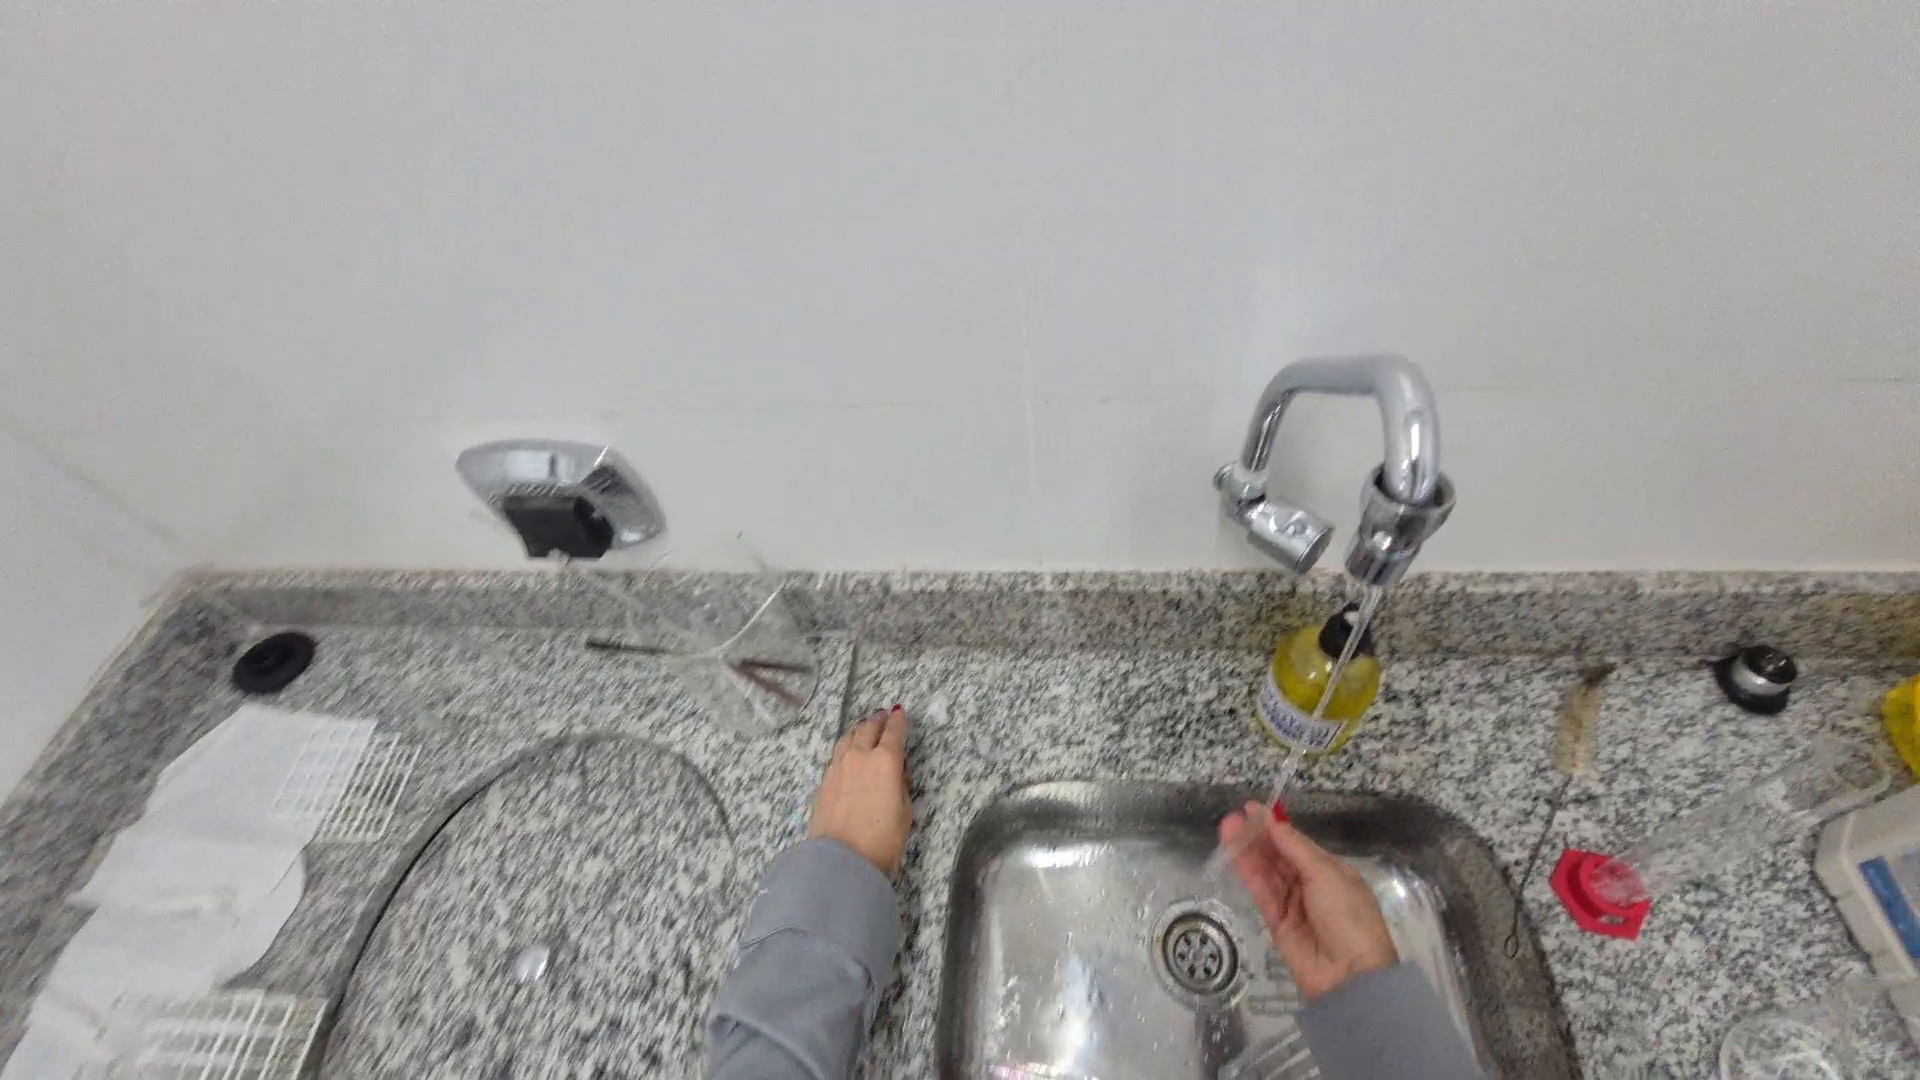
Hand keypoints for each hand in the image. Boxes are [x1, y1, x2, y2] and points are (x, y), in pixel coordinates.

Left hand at [809, 706, 912, 876]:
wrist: (842, 860)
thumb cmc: (883, 839)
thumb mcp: (905, 811)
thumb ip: (900, 783)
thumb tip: (896, 768)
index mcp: (885, 760)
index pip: (893, 731)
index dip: (898, 720)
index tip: (900, 712)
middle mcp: (860, 756)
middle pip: (868, 729)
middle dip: (877, 720)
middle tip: (883, 716)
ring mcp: (838, 767)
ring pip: (848, 738)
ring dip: (859, 730)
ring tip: (864, 729)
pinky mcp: (824, 780)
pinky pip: (837, 754)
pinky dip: (846, 747)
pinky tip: (848, 753)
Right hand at [1220, 801, 1397, 999]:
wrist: (1350, 977)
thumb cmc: (1348, 917)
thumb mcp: (1327, 875)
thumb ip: (1295, 848)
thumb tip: (1273, 821)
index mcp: (1330, 872)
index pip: (1297, 844)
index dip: (1275, 826)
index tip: (1251, 809)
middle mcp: (1310, 885)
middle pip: (1278, 855)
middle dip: (1257, 836)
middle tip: (1234, 818)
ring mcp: (1292, 902)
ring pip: (1265, 870)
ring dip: (1247, 850)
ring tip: (1227, 828)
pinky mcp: (1275, 920)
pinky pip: (1260, 890)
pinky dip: (1247, 872)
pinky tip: (1233, 854)